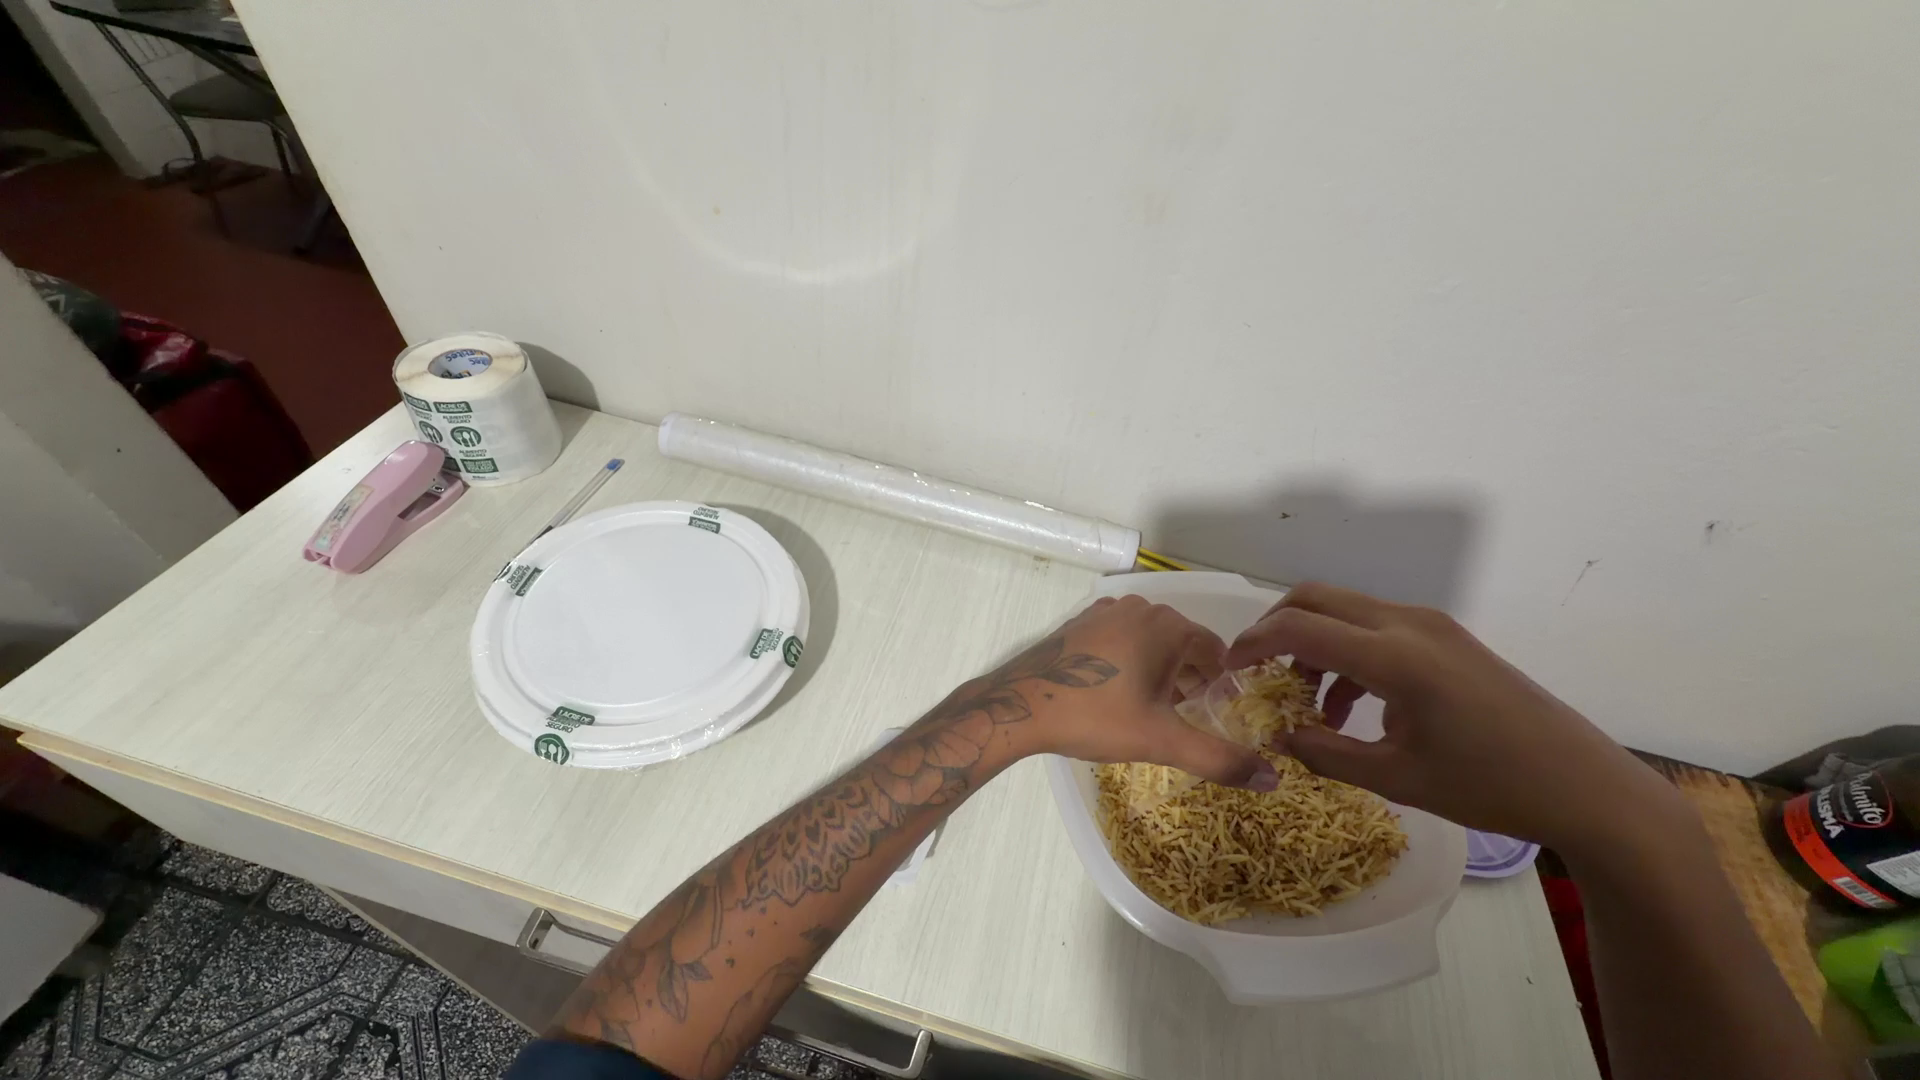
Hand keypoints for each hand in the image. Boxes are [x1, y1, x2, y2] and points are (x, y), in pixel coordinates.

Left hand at [992, 595, 1276, 790]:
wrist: (1020, 706)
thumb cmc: (1096, 716)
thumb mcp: (1162, 740)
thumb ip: (1219, 758)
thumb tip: (1274, 779)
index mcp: (1166, 625)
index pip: (1214, 650)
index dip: (1223, 682)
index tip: (1222, 713)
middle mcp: (1138, 607)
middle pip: (1182, 644)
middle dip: (1192, 679)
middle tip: (1190, 718)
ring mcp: (1104, 612)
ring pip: (1150, 641)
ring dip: (1161, 671)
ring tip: (1157, 710)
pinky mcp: (1079, 624)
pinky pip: (1121, 639)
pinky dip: (1131, 661)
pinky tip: (1121, 694)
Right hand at [1224, 582, 1686, 857]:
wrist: (1587, 787)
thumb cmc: (1490, 787)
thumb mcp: (1396, 778)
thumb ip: (1325, 753)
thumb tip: (1277, 737)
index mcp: (1395, 657)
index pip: (1299, 628)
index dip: (1253, 644)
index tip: (1228, 669)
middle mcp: (1409, 624)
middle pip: (1315, 598)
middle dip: (1274, 628)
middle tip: (1256, 670)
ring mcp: (1431, 625)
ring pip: (1344, 609)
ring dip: (1311, 642)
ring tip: (1307, 700)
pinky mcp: (1446, 637)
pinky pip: (1374, 626)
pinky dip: (1345, 652)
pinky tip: (1351, 706)